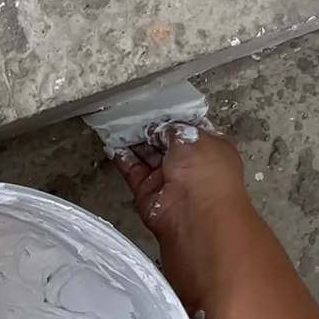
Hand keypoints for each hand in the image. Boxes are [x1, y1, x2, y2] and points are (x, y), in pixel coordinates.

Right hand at [113, 124, 261, 311]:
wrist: (194, 214)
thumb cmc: (205, 171)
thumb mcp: (193, 137)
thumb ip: (171, 128)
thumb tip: (156, 128)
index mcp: (208, 147)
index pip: (186, 128)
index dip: (170, 117)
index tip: (153, 104)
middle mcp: (188, 163)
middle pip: (162, 141)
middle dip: (147, 127)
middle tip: (128, 110)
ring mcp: (166, 178)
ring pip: (145, 154)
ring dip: (131, 139)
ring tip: (114, 120)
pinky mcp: (146, 191)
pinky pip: (132, 170)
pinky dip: (121, 156)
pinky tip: (110, 140)